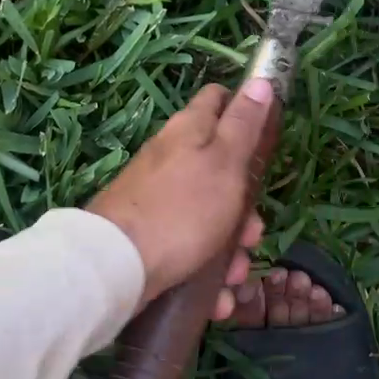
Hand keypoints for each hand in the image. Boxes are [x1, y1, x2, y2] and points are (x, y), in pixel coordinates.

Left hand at [87, 79, 274, 318]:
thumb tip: (261, 79)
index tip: (265, 138)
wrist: (113, 267)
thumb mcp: (226, 161)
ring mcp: (156, 195)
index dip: (244, 111)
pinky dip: (206, 269)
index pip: (219, 99)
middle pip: (219, 166)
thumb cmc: (182, 208)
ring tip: (235, 278)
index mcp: (190, 129)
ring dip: (229, 246)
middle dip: (244, 204)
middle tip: (254, 234)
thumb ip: (244, 124)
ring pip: (207, 212)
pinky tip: (218, 298)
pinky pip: (187, 245)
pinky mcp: (146, 233)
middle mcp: (171, 155)